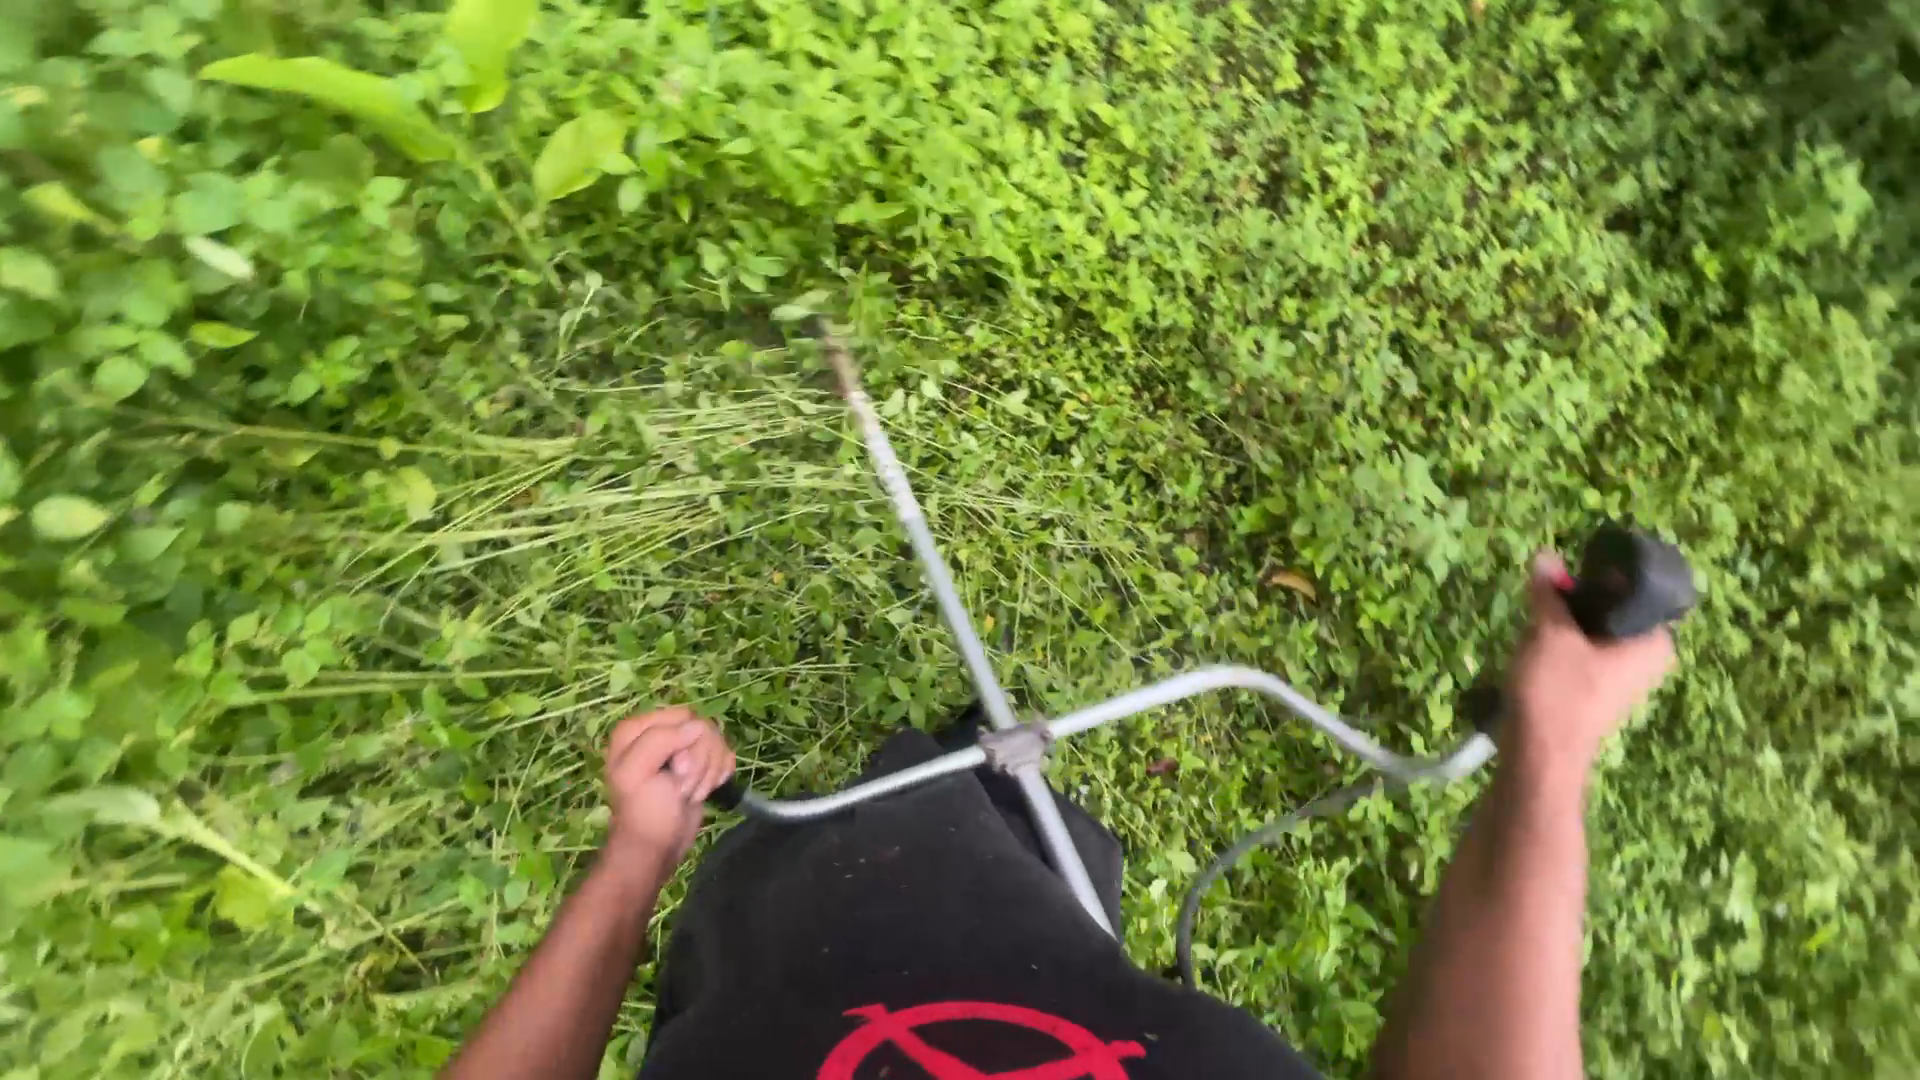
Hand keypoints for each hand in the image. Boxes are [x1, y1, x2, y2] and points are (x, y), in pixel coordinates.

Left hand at [602, 707, 734, 878]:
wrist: (658, 849)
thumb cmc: (644, 813)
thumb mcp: (636, 773)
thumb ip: (660, 740)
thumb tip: (699, 726)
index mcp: (637, 728)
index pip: (684, 717)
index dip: (687, 743)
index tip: (676, 772)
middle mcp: (660, 732)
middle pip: (704, 727)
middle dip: (700, 760)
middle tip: (683, 786)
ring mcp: (682, 747)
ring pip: (717, 740)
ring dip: (709, 771)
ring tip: (690, 792)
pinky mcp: (701, 761)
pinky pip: (725, 753)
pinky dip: (719, 773)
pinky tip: (705, 790)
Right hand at [1504, 552, 1674, 771]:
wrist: (1542, 749)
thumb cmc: (1557, 688)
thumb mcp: (1549, 632)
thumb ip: (1548, 594)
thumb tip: (1545, 556)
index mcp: (1655, 643)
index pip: (1636, 594)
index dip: (1600, 579)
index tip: (1565, 574)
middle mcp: (1649, 660)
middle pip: (1612, 613)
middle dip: (1576, 604)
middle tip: (1543, 598)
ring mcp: (1625, 680)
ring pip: (1595, 635)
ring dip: (1565, 625)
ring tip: (1534, 623)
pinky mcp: (1599, 693)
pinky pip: (1585, 655)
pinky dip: (1563, 646)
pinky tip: (1535, 648)